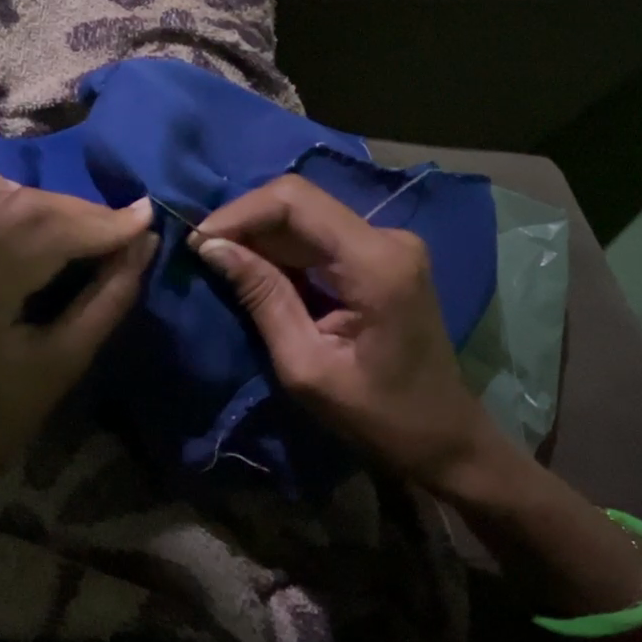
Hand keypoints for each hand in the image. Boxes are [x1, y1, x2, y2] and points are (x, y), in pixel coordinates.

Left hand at [0, 170, 157, 494]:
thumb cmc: (8, 409)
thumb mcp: (67, 359)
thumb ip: (109, 297)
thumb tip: (144, 243)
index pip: (47, 237)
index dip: (100, 224)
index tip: (146, 217)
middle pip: (23, 211)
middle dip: (81, 212)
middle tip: (125, 226)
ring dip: (48, 203)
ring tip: (89, 221)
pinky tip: (20, 197)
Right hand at [191, 175, 495, 487]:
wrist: (444, 439)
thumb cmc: (378, 416)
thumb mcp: (305, 365)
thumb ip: (262, 297)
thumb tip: (210, 247)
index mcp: (376, 263)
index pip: (295, 202)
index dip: (239, 213)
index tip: (197, 242)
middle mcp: (387, 239)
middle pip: (299, 202)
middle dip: (244, 222)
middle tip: (201, 253)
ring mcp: (387, 245)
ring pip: (304, 216)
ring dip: (257, 235)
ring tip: (217, 261)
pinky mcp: (380, 257)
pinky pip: (317, 236)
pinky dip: (279, 249)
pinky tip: (250, 269)